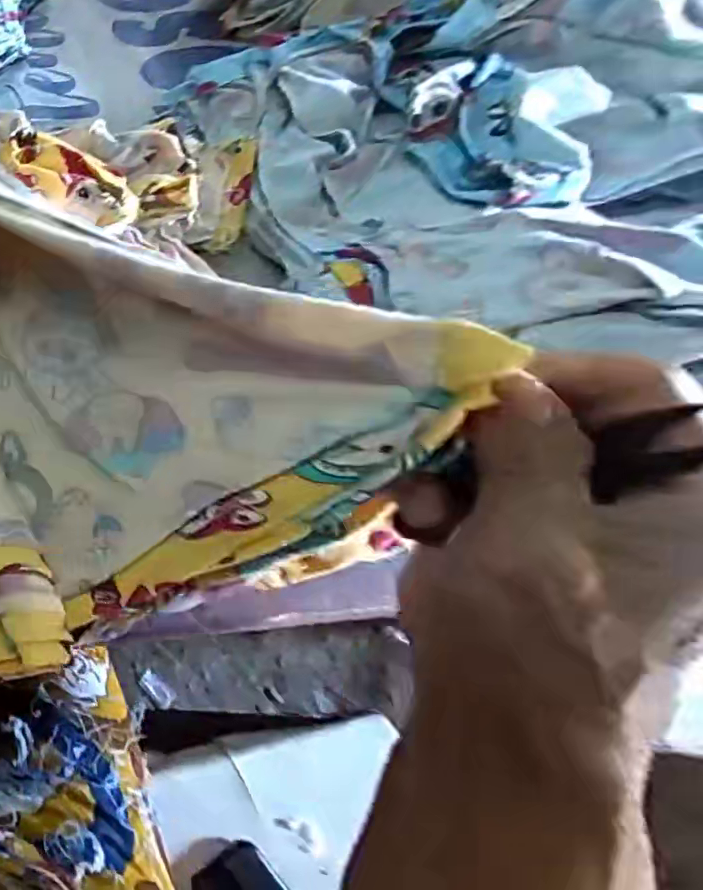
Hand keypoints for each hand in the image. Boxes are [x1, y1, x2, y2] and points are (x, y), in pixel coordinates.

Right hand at [396, 354, 702, 721]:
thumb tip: (511, 380)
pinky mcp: (535, 539)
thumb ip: (529, 449)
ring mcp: (587, 520)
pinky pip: (488, 486)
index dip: (554, 376)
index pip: (640, 389)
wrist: (507, 718)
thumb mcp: (529, 531)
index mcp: (691, 495)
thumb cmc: (534, 629)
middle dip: (480, 430)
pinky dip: (447, 495)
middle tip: (425, 452)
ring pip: (513, 450)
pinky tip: (420, 522)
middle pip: (565, 417)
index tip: (465, 390)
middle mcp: (650, 497)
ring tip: (418, 503)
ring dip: (452, 467)